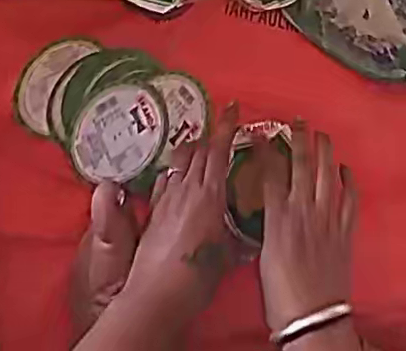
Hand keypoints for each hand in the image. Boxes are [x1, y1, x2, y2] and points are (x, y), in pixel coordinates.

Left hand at [118, 103, 240, 330]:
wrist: (156, 298)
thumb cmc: (197, 278)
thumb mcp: (227, 255)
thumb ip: (238, 237)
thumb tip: (251, 234)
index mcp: (210, 193)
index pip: (219, 149)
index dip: (227, 125)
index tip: (232, 106)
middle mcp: (188, 188)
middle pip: (200, 149)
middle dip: (211, 135)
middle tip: (221, 129)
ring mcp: (168, 198)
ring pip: (181, 160)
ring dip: (192, 150)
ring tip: (199, 149)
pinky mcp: (154, 212)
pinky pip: (166, 180)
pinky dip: (175, 172)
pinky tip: (178, 179)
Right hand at [257, 123, 357, 336]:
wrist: (313, 317)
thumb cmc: (281, 292)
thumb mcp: (265, 253)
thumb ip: (270, 224)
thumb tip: (272, 206)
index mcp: (279, 216)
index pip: (270, 172)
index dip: (267, 150)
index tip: (263, 132)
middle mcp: (303, 209)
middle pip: (301, 164)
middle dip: (299, 138)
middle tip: (299, 121)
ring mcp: (327, 216)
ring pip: (326, 173)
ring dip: (325, 150)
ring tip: (322, 134)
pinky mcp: (344, 228)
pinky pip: (349, 197)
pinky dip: (348, 180)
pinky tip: (345, 168)